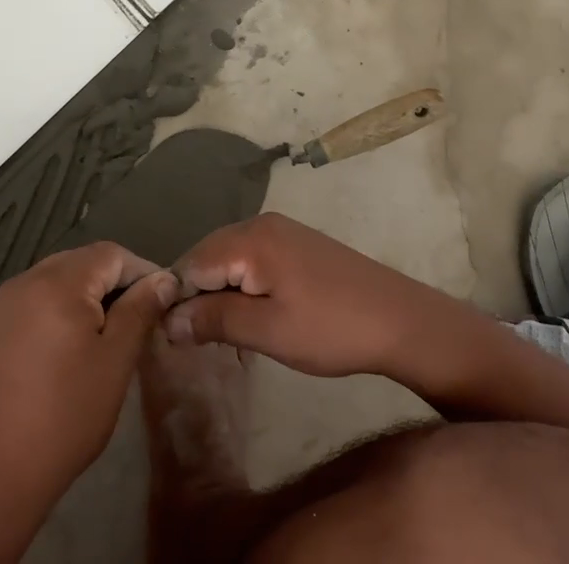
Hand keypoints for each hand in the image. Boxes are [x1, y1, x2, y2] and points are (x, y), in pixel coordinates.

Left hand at [0, 242, 178, 493]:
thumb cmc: (65, 414)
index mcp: (58, 282)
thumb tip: (164, 279)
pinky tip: (79, 348)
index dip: (145, 272)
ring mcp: (6, 304)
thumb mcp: (115, 361)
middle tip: (144, 322)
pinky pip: (41, 301)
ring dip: (93, 298)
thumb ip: (140, 311)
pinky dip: (67, 311)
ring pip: (62, 280)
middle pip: (84, 262)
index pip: (112, 253)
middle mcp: (27, 280)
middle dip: (118, 283)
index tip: (166, 306)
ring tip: (116, 337)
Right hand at [164, 213, 471, 380]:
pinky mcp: (297, 244)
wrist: (402, 321)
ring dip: (222, 296)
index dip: (180, 303)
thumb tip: (167, 321)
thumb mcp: (267, 331)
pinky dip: (244, 288)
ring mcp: (281, 231)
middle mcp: (260, 224)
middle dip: (200, 298)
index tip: (184, 342)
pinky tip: (256, 317)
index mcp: (249, 239)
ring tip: (232, 335)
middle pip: (206, 258)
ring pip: (229, 261)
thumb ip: (212, 320)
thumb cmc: (331, 329)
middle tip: (208, 343)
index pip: (188, 264)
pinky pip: (252, 261)